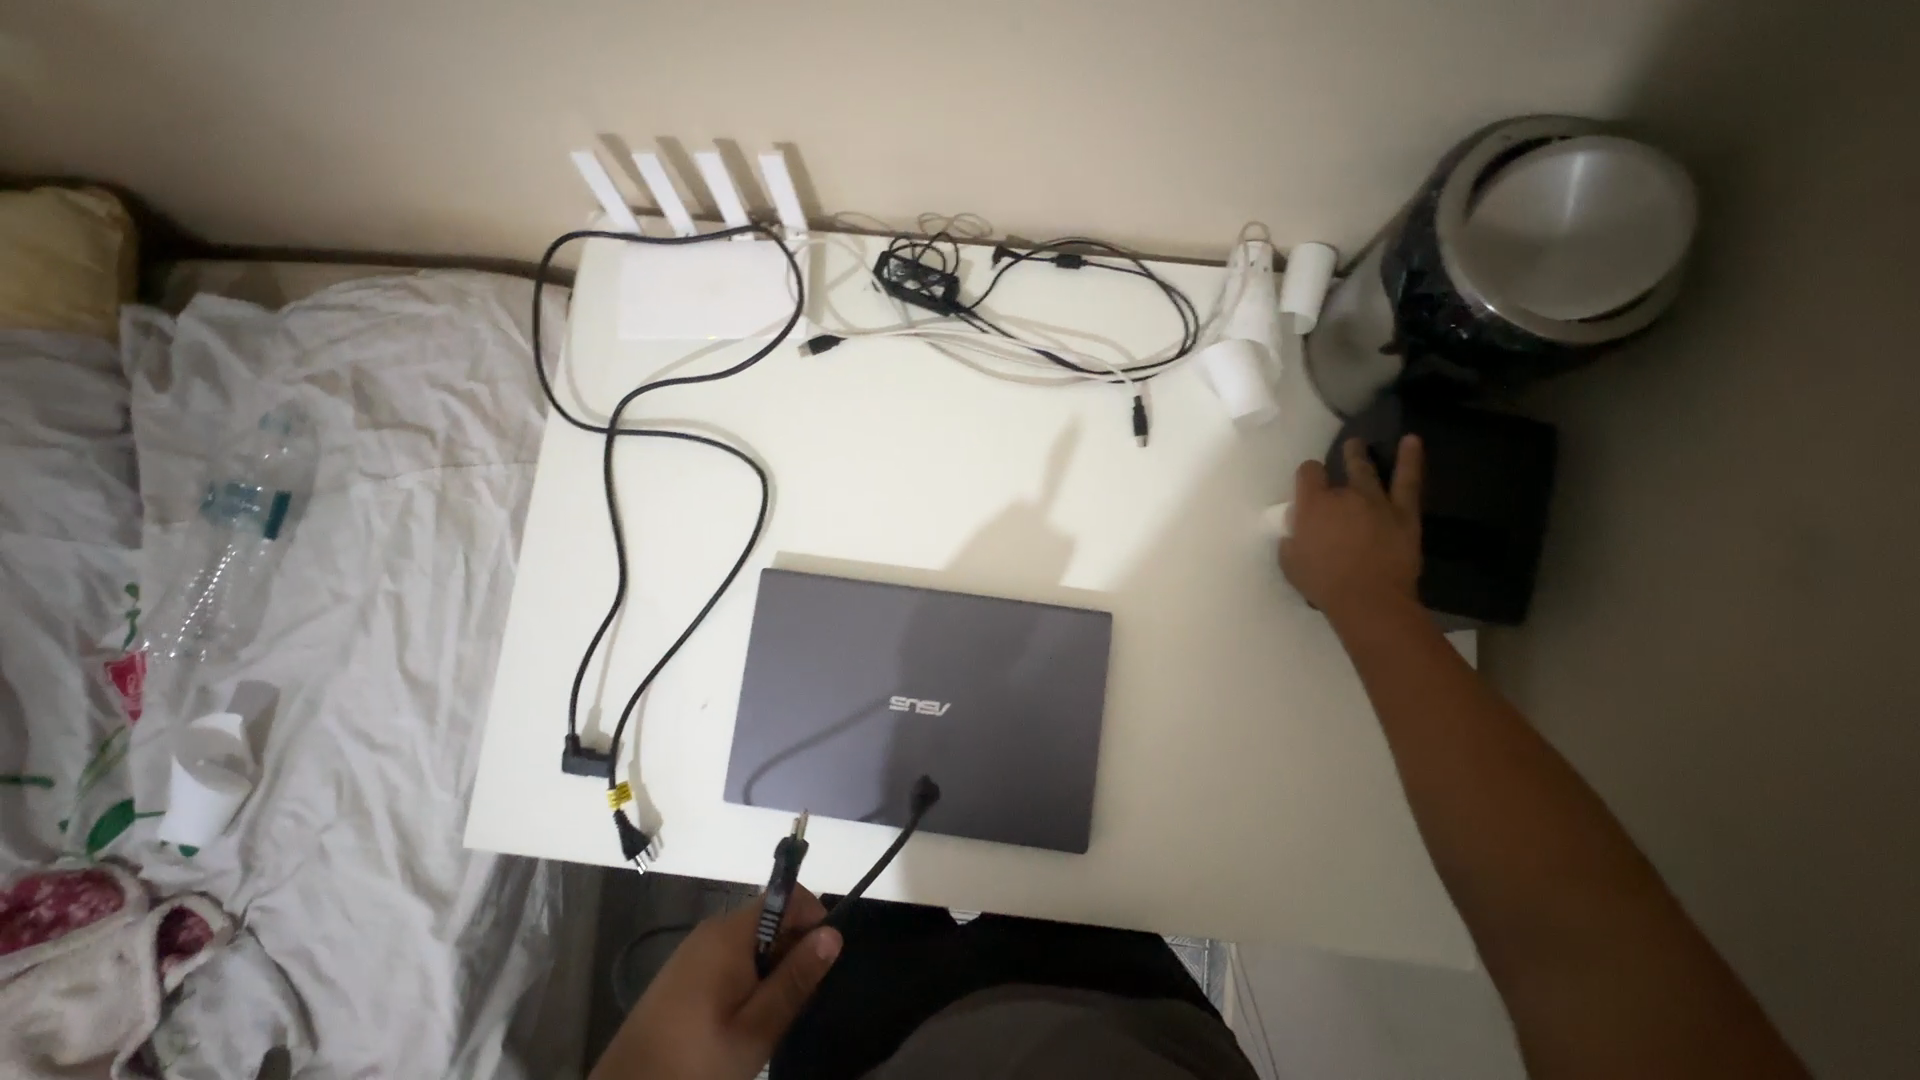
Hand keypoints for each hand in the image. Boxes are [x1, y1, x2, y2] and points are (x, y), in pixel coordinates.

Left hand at [590, 886, 841, 1079]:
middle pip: (772, 919)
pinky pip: (731, 959)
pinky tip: (740, 1020)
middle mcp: (713, 930)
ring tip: (767, 1017)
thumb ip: (796, 977)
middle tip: (794, 1002)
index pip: (789, 896)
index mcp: (731, 932)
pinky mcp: (684, 972)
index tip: (821, 964)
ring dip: (771, 970)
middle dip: (793, 952)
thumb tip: (834, 933)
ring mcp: (695, 950)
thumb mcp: (757, 1026)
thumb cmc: (698, 1059)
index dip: (815, 920)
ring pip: (753, 942)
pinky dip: (747, 979)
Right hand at [1281, 435, 1423, 622]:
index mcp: (1313, 505)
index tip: (1309, 482)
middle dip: (1340, 459)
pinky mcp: (1403, 513)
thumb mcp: (1289, 562)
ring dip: (1361, 456)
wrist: (1369, 600)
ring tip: (1358, 445)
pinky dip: (1410, 460)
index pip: (1308, 473)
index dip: (1308, 475)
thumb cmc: (1323, 584)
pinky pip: (1408, 481)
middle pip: (1341, 470)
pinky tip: (1412, 441)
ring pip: (1368, 471)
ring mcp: (1376, 501)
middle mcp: (1344, 495)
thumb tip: (1296, 527)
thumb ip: (1291, 539)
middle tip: (1343, 453)